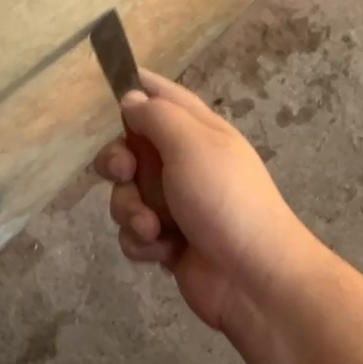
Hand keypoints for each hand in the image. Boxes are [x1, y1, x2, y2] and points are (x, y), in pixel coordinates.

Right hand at [92, 71, 325, 329]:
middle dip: (118, 163)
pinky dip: (142, 242)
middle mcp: (186, 164)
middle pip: (131, 150)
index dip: (137, 89)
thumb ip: (157, 116)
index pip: (163, 97)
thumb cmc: (224, 199)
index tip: (110, 87)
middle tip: (124, 172)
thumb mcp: (192, 144)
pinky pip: (134, 233)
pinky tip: (163, 251)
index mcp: (198, 132)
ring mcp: (176, 205)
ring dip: (130, 210)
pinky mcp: (168, 241)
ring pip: (126, 195)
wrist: (252, 276)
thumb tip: (131, 98)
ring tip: (153, 227)